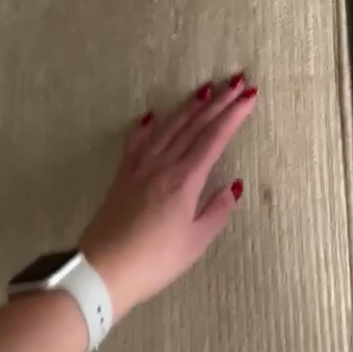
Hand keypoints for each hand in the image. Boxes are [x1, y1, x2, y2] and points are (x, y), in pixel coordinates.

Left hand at [78, 73, 258, 318]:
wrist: (102, 270)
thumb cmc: (154, 261)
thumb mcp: (195, 242)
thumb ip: (217, 211)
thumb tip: (233, 186)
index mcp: (186, 179)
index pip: (215, 137)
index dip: (234, 114)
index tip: (250, 96)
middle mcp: (164, 164)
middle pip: (195, 125)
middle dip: (218, 101)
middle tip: (236, 81)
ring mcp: (141, 166)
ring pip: (170, 127)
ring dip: (189, 106)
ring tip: (205, 88)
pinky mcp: (123, 175)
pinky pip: (137, 141)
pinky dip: (147, 125)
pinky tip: (153, 114)